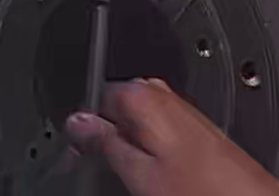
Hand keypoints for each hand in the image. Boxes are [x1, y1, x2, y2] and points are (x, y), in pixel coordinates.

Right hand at [66, 79, 278, 195]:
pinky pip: (158, 133)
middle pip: (117, 111)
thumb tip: (77, 122)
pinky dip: (153, 154)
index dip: (87, 132)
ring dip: (132, 149)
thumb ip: (104, 144)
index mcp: (142, 94)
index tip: (83, 155)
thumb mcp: (140, 176)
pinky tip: (163, 181)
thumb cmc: (202, 192)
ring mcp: (178, 108)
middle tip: (114, 175)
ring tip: (143, 183)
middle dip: (111, 139)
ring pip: (139, 124)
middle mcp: (161, 93)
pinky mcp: (191, 126)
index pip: (95, 100)